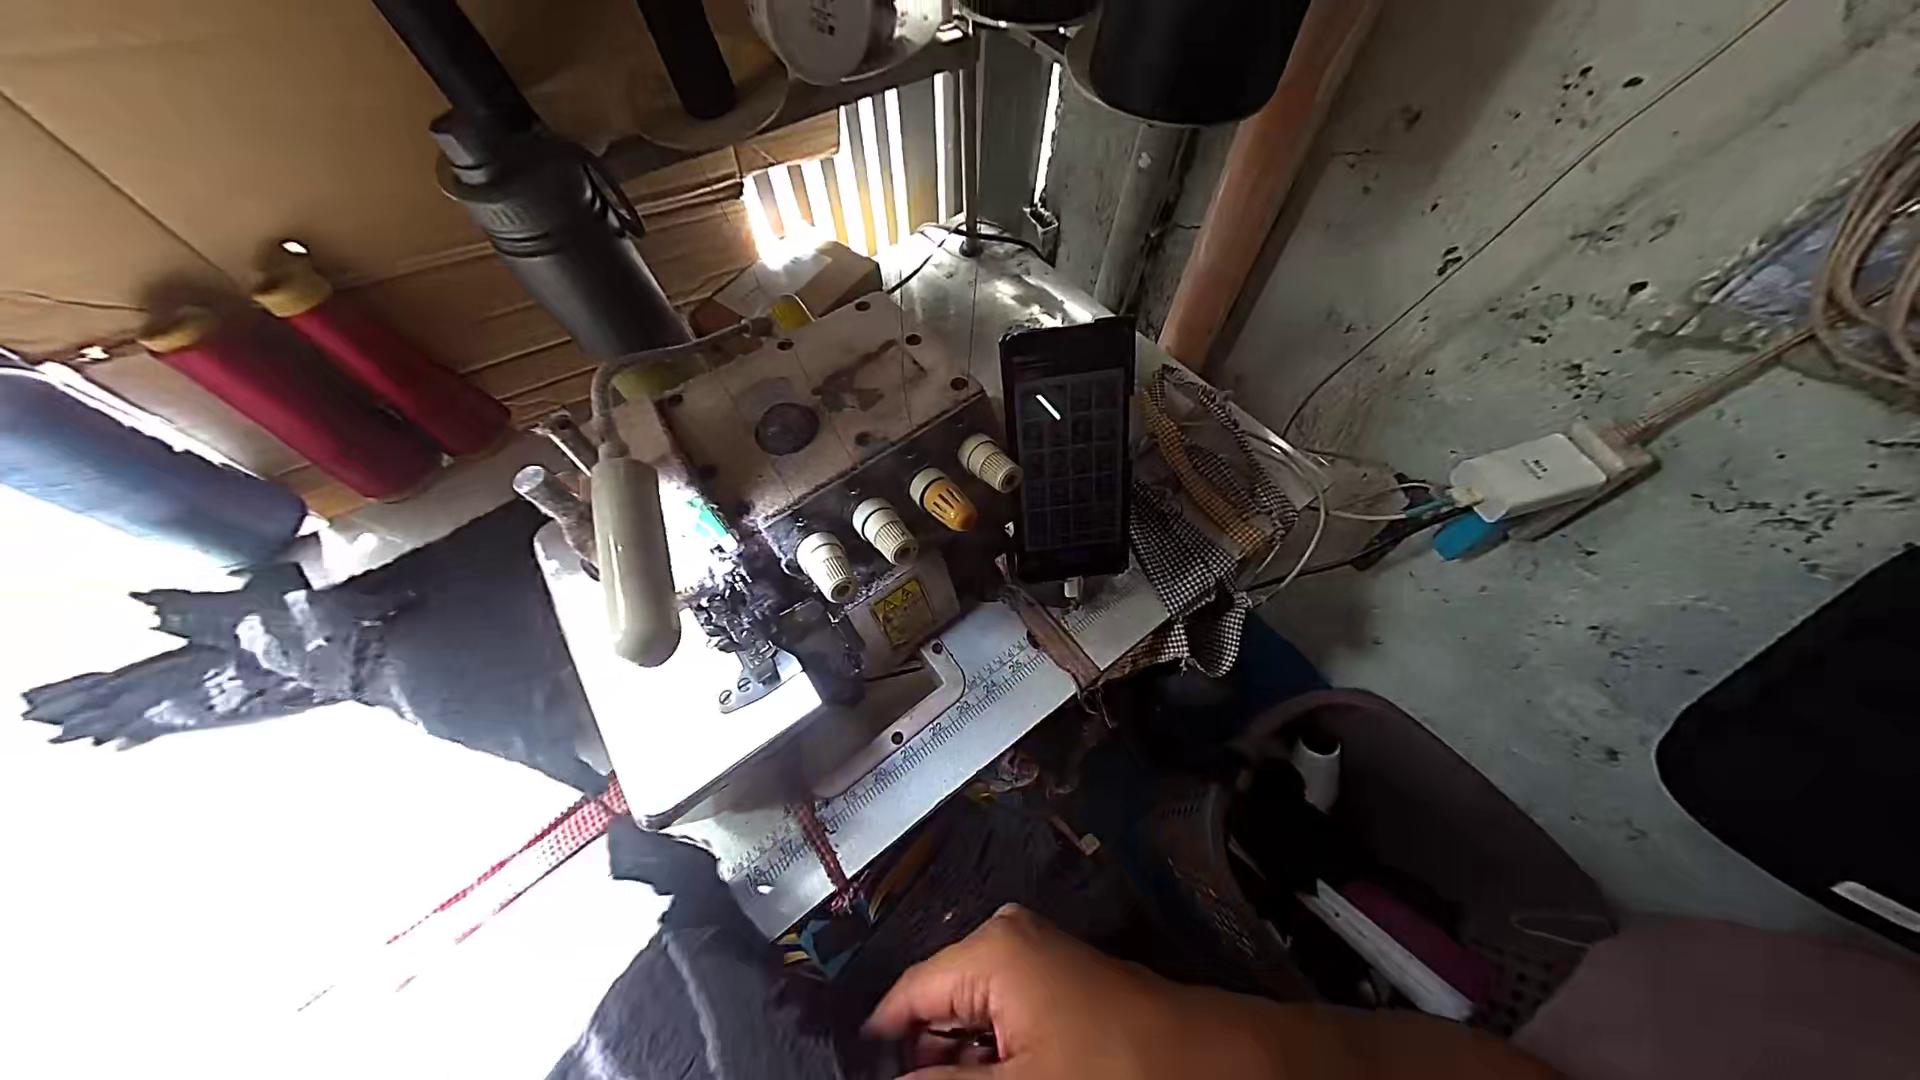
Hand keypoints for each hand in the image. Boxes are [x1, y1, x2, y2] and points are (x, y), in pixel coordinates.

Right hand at [863, 903, 1274, 1079]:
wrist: (1210, 1064)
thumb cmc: (1112, 1075)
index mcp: (989, 948)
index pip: (906, 996)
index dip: (882, 1047)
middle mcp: (1004, 936)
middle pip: (937, 1007)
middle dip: (929, 1061)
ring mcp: (1032, 954)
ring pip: (969, 1017)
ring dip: (963, 1065)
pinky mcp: (1053, 977)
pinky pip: (1002, 1016)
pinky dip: (994, 1055)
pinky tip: (1004, 1078)